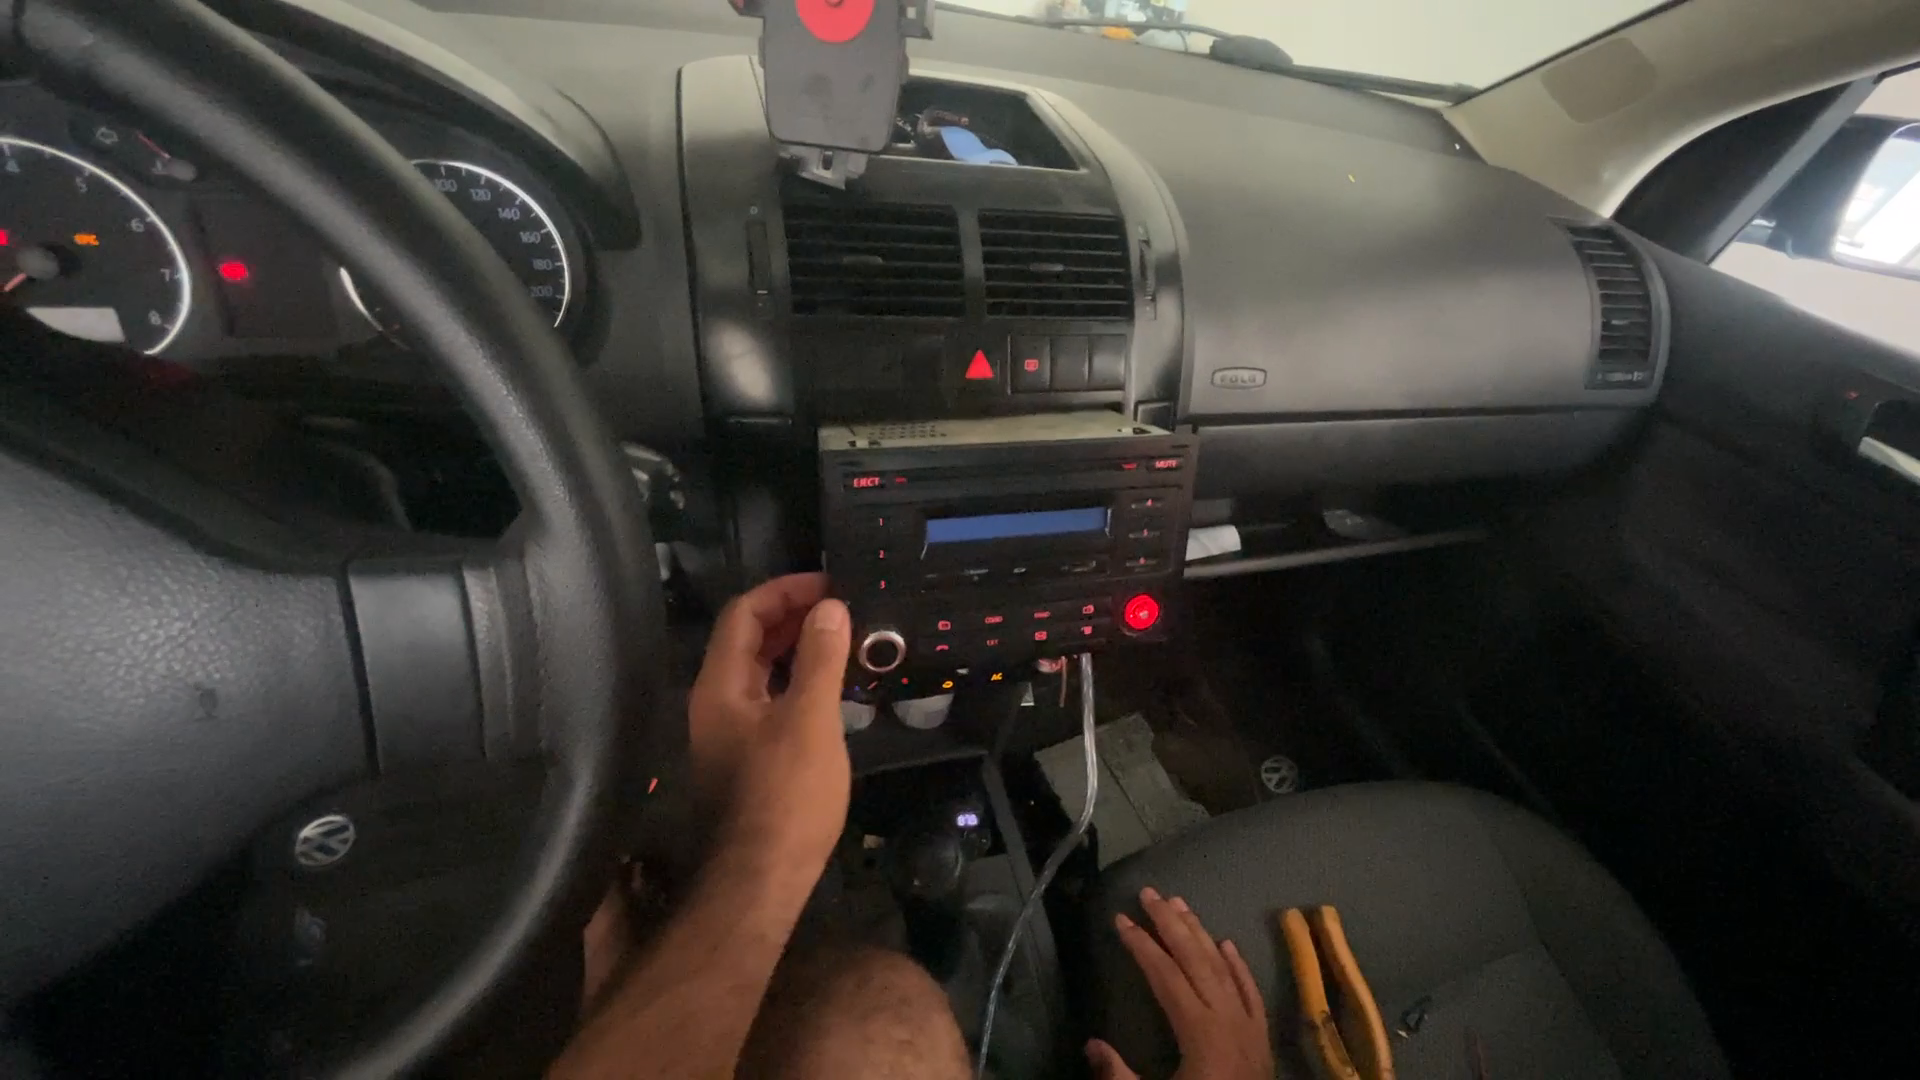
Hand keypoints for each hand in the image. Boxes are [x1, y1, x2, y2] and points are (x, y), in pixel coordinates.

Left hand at [686, 573, 852, 875]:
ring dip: (797, 646)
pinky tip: (832, 686)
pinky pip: (772, 699)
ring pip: (762, 670)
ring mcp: (731, 732)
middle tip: (842, 606)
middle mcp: (717, 702)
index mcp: (721, 686)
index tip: (829, 584)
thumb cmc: (786, 796)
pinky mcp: (749, 756)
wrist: (761, 882)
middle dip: (793, 614)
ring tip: (843, 637)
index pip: (744, 614)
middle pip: (749, 639)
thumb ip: (820, 659)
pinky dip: (799, 679)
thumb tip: (830, 607)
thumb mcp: (810, 720)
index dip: (784, 591)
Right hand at [1087, 887, 1272, 1079]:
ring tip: (1179, 903)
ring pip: (1223, 968)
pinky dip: (1238, 966)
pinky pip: (1252, 994)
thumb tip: (1090, 1044)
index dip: (1141, 944)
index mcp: (1199, 1032)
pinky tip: (1226, 944)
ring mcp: (1249, 1029)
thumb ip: (1118, 1075)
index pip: (1164, 974)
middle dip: (1169, 923)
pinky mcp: (1263, 1042)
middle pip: (1195, 959)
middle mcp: (1227, 1020)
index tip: (1120, 919)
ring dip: (1199, 933)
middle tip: (1148, 892)